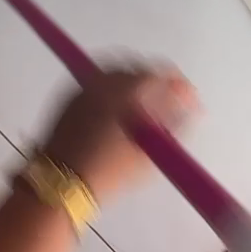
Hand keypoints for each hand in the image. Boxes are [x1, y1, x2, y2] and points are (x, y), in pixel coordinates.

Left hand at [39, 65, 197, 202]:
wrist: (59, 182)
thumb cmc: (109, 171)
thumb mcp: (149, 154)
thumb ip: (174, 127)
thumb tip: (188, 111)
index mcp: (128, 89)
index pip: (162, 75)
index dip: (181, 87)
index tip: (191, 102)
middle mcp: (106, 79)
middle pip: (140, 69)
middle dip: (159, 83)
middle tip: (171, 104)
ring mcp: (85, 86)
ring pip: (118, 73)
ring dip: (137, 84)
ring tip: (147, 108)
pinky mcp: (71, 96)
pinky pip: (100, 82)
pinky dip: (116, 89)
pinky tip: (122, 109)